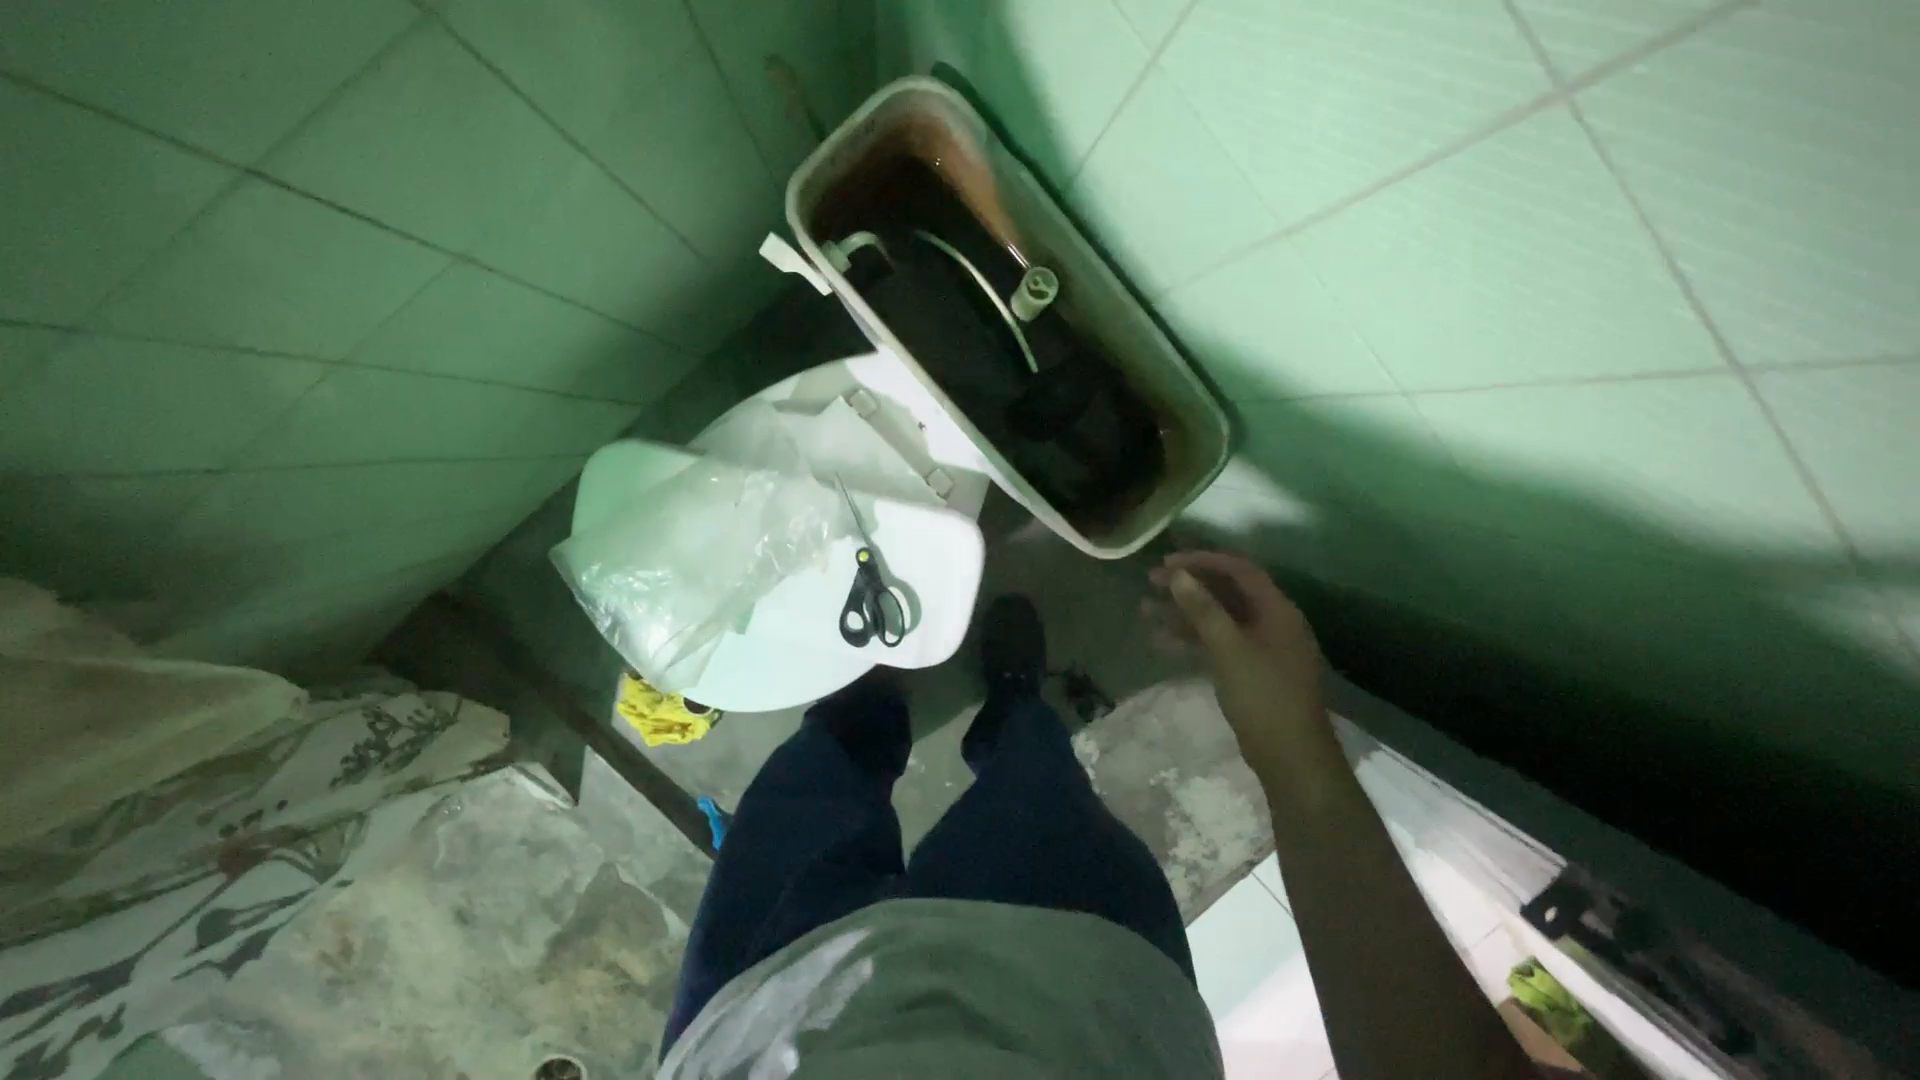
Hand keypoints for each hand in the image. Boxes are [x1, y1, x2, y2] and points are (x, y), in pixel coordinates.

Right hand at [1151, 550, 1331, 780]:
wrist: (1290, 755)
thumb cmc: (1263, 695)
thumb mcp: (1229, 648)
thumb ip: (1203, 609)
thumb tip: (1178, 575)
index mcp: (1276, 609)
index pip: (1239, 570)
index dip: (1202, 561)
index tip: (1166, 563)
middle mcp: (1271, 622)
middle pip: (1226, 592)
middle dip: (1188, 586)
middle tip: (1150, 582)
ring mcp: (1260, 647)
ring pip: (1217, 620)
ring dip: (1183, 614)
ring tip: (1145, 611)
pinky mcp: (1249, 671)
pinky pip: (1217, 644)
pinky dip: (1191, 640)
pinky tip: (1161, 643)